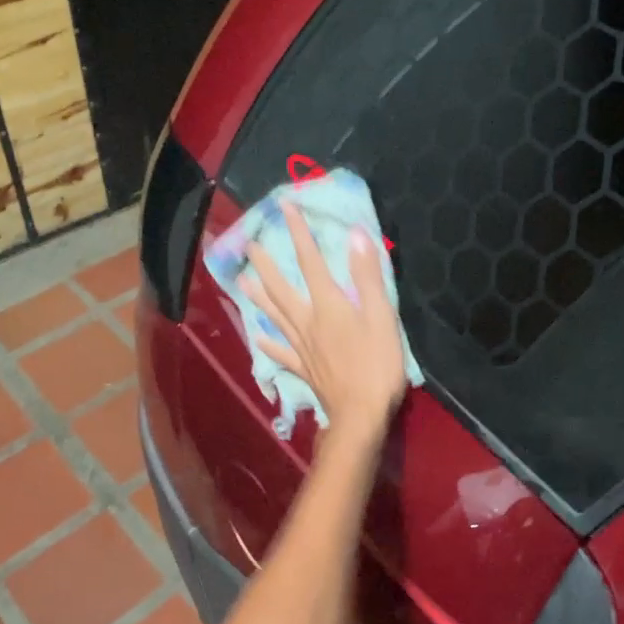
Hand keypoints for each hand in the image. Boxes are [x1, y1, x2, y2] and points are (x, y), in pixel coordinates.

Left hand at [241, 204, 407, 434]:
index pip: (309, 260)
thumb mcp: (381, 316)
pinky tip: (257, 339)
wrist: (360, 415)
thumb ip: (367, 276)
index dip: (297, 233)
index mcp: (327, 304)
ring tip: (242, 280)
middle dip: (265, 263)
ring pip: (274, 316)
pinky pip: (281, 353)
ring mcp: (302, 347)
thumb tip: (354, 234)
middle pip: (281, 287)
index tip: (284, 207)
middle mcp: (307, 321)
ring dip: (258, 296)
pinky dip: (268, 345)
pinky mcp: (304, 368)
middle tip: (249, 244)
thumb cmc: (376, 365)